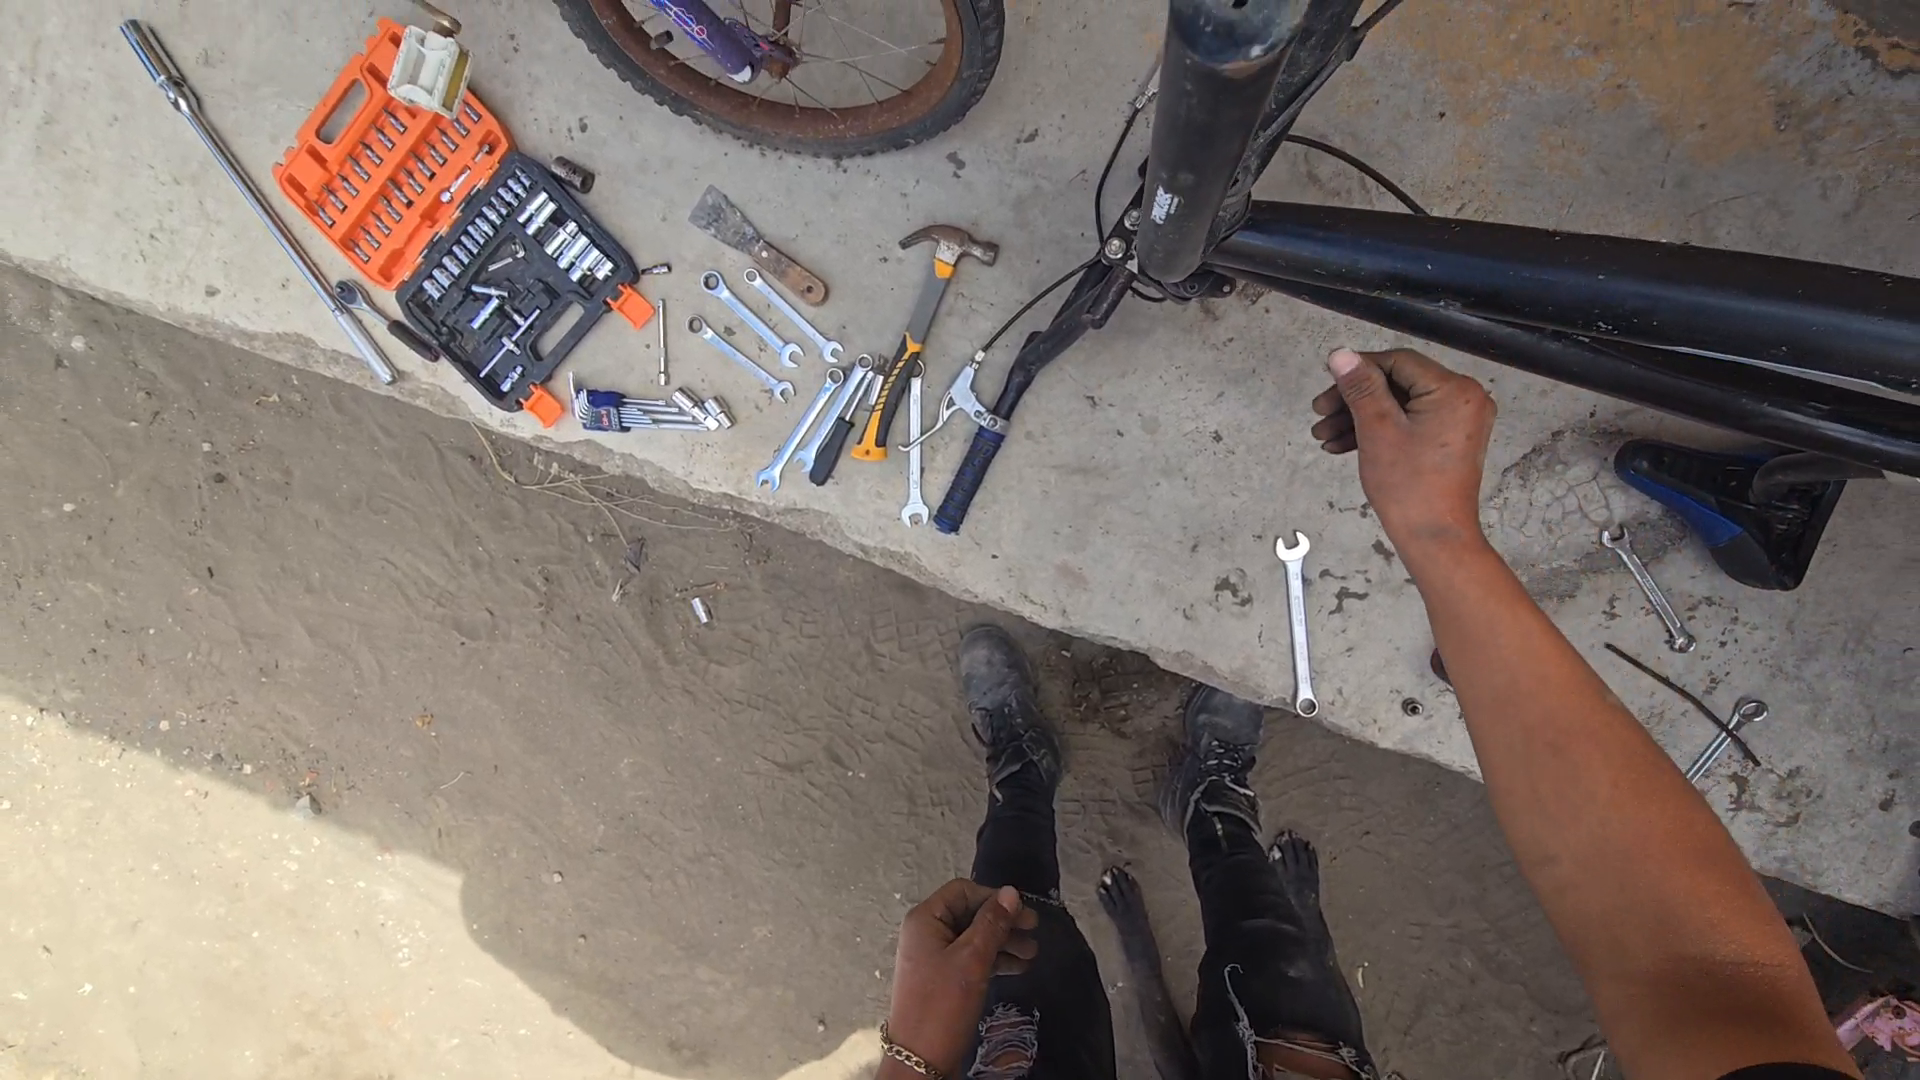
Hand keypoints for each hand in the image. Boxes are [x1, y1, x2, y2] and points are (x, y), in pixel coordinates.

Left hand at [885, 880, 1039, 1076]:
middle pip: (970, 913)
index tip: (1021, 911)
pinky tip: (1018, 967)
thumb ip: (992, 923)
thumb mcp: (972, 959)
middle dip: (1003, 921)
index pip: (962, 891)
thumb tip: (1012, 892)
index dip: (992, 897)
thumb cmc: (943, 1005)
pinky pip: (971, 958)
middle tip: (1034, 930)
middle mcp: (927, 932)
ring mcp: (934, 956)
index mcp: (926, 919)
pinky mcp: (943, 978)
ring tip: (1032, 953)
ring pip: (974, 937)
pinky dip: (994, 959)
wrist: (920, 1064)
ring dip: (1003, 941)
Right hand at [1310, 348, 1496, 552]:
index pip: (1398, 363)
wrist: (1433, 535)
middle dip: (1354, 399)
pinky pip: (1408, 423)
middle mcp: (1464, 398)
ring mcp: (1457, 421)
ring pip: (1398, 406)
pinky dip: (1377, 431)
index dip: (1357, 370)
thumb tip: (1340, 354)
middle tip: (1319, 413)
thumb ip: (1360, 387)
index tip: (1325, 385)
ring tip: (1323, 436)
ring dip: (1359, 417)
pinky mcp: (1447, 440)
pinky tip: (1342, 445)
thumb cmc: (1407, 484)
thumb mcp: (1376, 430)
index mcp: (1454, 389)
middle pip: (1397, 384)